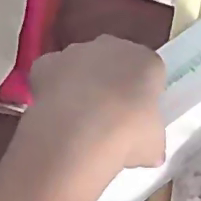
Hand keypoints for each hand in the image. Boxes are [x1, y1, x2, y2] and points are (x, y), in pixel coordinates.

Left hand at [21, 36, 166, 173]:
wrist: (82, 132)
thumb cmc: (130, 134)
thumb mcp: (153, 145)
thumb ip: (152, 141)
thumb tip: (151, 153)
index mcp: (147, 61)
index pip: (149, 71)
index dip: (142, 92)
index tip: (137, 114)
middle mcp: (112, 46)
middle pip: (113, 61)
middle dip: (110, 81)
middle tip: (108, 115)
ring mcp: (76, 52)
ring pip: (80, 65)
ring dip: (80, 84)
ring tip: (78, 119)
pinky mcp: (47, 63)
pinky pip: (51, 73)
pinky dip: (52, 88)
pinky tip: (55, 113)